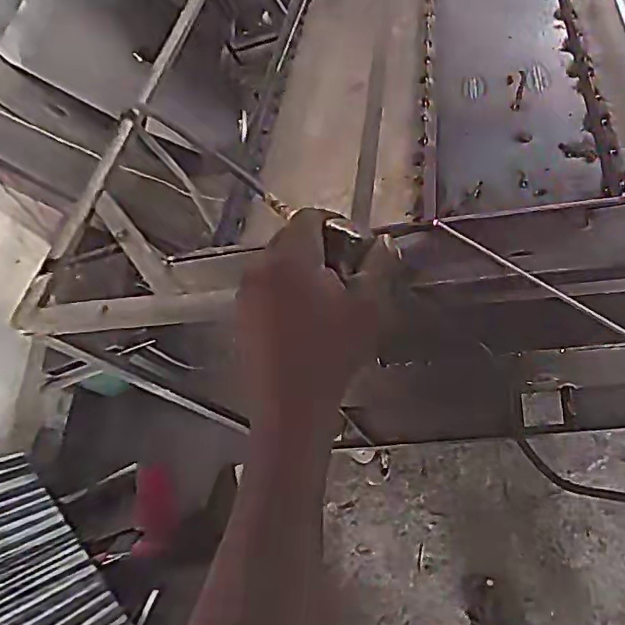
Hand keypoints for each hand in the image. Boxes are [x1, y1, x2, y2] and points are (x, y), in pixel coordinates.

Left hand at [235, 210, 393, 436]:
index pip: (310, 217)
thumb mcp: (368, 306)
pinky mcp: (241, 316)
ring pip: (280, 264)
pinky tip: (308, 321)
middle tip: (350, 277)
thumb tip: (382, 243)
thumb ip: (378, 265)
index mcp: (290, 258)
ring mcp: (246, 293)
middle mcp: (260, 267)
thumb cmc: (333, 352)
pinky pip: (269, 287)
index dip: (339, 226)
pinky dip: (289, 291)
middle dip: (323, 249)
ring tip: (331, 302)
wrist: (290, 407)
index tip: (358, 252)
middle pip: (293, 238)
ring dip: (306, 271)